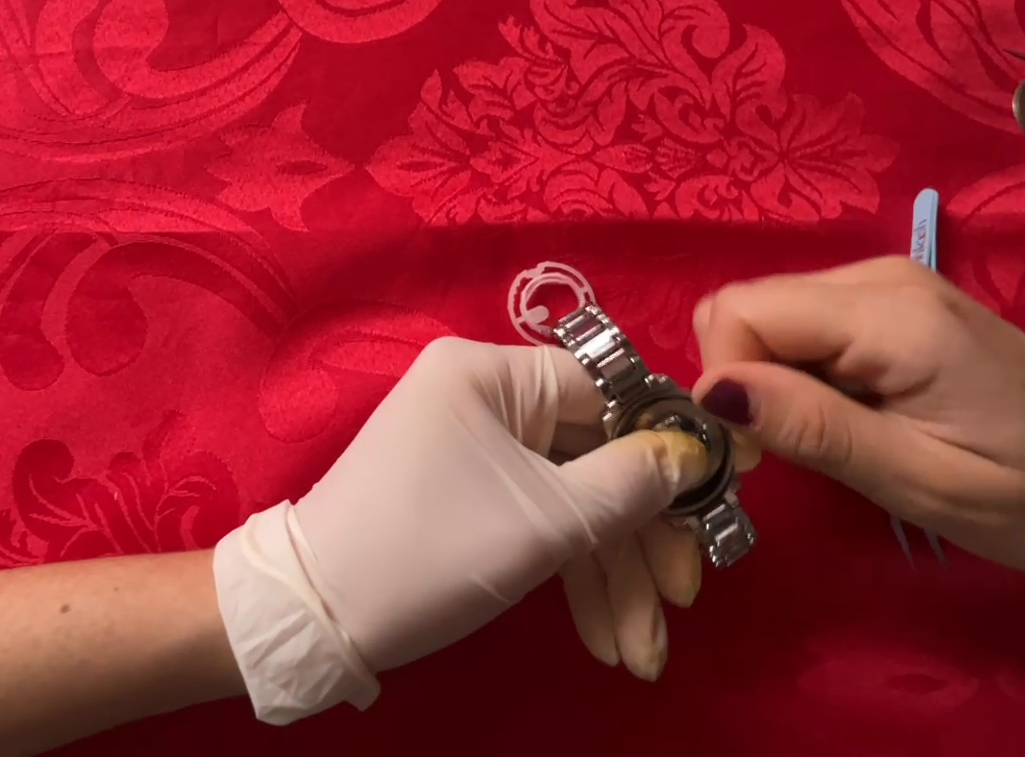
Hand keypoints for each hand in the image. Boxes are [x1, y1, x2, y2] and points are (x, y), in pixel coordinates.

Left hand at [214, 338, 711, 722]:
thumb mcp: (546, 521)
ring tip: (638, 653)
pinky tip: (601, 635)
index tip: (707, 510)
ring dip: (606, 572)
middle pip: (589, 453)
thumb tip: (693, 452)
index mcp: (489, 370)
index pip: (603, 391)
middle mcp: (479, 391)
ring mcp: (470, 441)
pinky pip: (532, 511)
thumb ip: (631, 483)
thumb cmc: (432, 551)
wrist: (316, 616)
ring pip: (565, 494)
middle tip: (678, 604)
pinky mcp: (464, 485)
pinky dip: (566, 568)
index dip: (660, 450)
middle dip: (635, 538)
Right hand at [690, 256, 1024, 580]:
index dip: (728, 377)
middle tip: (791, 447)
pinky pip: (797, 320)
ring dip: (766, 376)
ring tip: (828, 433)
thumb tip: (711, 392)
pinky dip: (793, 368)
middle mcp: (877, 277)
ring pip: (764, 311)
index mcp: (892, 315)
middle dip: (741, 377)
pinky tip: (845, 409)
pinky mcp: (889, 299)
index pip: (741, 311)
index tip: (763, 447)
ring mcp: (884, 281)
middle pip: (744, 304)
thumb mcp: (922, 482)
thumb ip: (812, 428)